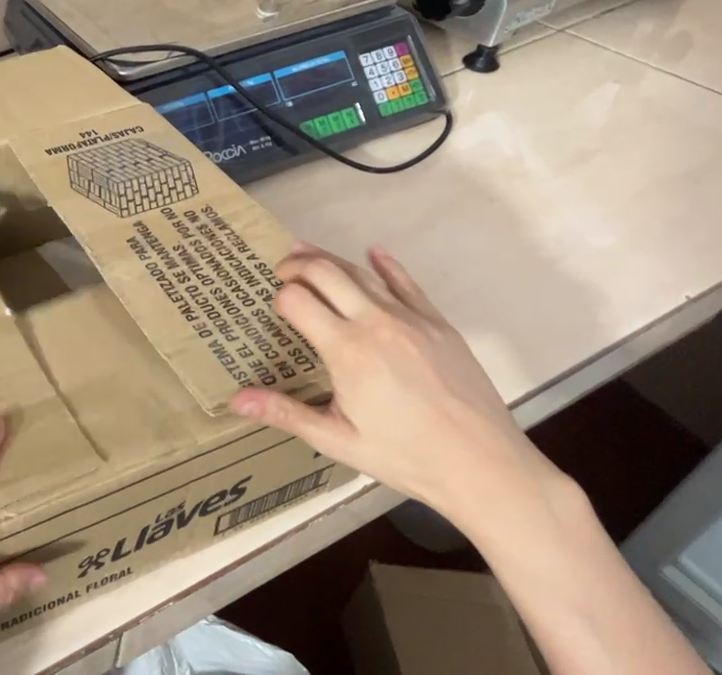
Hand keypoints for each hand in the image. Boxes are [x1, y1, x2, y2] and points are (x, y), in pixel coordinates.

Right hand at [228, 243, 565, 534]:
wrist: (487, 466)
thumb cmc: (406, 457)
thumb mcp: (338, 441)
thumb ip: (285, 413)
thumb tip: (235, 401)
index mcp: (347, 350)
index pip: (297, 299)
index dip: (278, 296)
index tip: (272, 307)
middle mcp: (375, 323)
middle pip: (326, 272)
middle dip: (297, 264)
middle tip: (280, 271)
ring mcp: (411, 319)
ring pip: (361, 273)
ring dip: (330, 259)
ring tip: (307, 255)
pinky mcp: (438, 323)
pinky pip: (406, 283)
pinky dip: (385, 264)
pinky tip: (374, 254)